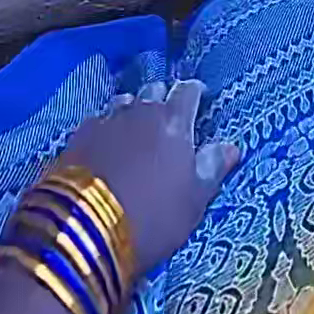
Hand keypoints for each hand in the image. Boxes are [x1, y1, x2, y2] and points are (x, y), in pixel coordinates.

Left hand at [57, 79, 239, 274]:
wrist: (88, 223)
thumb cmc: (153, 216)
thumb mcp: (194, 201)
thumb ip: (212, 167)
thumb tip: (231, 145)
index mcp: (173, 122)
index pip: (188, 92)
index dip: (195, 91)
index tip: (200, 94)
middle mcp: (141, 110)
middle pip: (154, 90)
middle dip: (163, 96)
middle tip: (168, 112)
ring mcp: (108, 117)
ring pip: (126, 101)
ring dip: (134, 108)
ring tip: (138, 123)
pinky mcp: (83, 131)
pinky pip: (101, 118)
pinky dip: (109, 124)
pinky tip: (108, 139)